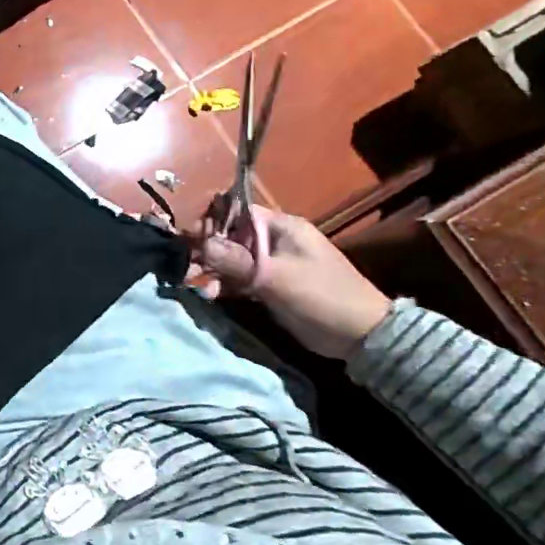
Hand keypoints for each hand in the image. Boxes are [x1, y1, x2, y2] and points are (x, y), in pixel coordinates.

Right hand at [185, 204, 392, 359]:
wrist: (359, 334)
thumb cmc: (322, 296)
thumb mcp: (277, 277)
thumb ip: (238, 260)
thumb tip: (201, 242)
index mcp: (281, 226)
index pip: (238, 210)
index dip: (214, 221)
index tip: (194, 240)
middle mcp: (273, 240)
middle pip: (231, 235)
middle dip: (207, 248)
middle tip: (186, 265)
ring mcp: (271, 264)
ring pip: (232, 259)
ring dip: (212, 269)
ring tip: (191, 282)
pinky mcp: (269, 286)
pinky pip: (240, 279)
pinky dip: (224, 285)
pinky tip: (209, 295)